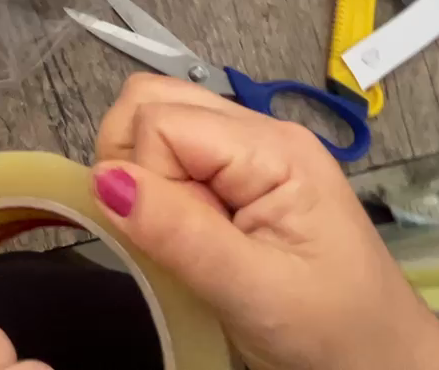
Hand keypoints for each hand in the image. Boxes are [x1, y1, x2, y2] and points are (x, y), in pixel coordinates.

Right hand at [92, 74, 438, 369]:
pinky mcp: (237, 165)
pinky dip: (155, 177)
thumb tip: (103, 180)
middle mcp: (257, 128)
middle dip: (131, 160)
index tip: (174, 242)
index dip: (146, 179)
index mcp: (272, 148)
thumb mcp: (255, 295)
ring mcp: (248, 143)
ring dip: (140, 167)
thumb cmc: (335, 339)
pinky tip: (184, 223)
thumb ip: (178, 234)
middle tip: (163, 229)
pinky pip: (168, 142)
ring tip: (174, 227)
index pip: (160, 122)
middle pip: (149, 98)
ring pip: (151, 112)